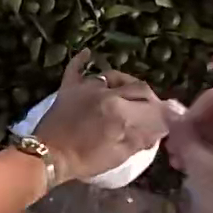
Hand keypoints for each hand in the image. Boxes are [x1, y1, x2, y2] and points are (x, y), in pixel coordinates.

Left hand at [33, 51, 170, 183]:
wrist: (48, 155)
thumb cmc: (85, 160)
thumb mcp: (118, 155)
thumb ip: (139, 139)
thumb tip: (158, 129)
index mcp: (120, 111)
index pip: (150, 106)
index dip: (161, 114)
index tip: (164, 122)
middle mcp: (106, 93)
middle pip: (137, 88)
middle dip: (149, 99)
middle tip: (150, 111)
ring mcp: (86, 87)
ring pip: (113, 76)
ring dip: (126, 83)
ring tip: (129, 93)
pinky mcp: (69, 87)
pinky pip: (76, 68)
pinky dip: (82, 60)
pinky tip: (88, 53)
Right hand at [167, 82, 212, 212]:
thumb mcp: (203, 170)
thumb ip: (185, 134)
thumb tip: (166, 109)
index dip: (210, 99)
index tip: (186, 121)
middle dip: (202, 122)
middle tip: (175, 142)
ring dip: (201, 139)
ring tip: (177, 158)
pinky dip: (210, 154)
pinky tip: (188, 168)